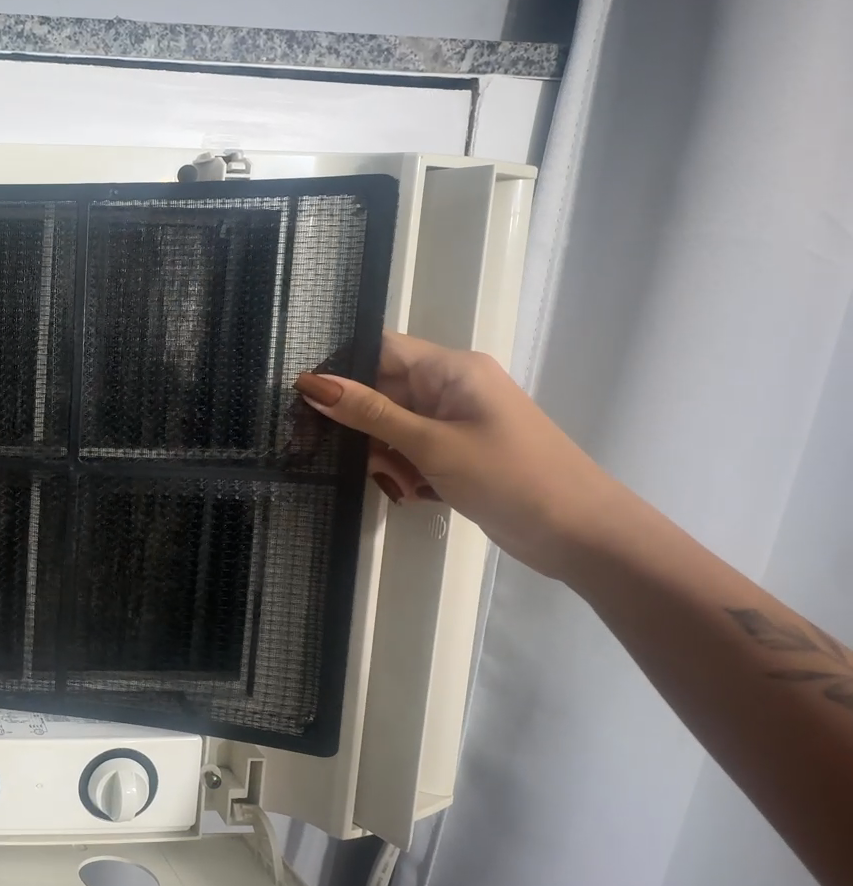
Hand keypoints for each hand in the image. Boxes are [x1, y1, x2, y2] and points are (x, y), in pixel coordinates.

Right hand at [294, 331, 620, 580]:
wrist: (585, 536)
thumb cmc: (510, 478)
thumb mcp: (430, 444)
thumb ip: (368, 413)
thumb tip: (311, 384)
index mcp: (451, 370)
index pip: (378, 348)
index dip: (339, 366)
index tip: (301, 396)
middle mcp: (451, 387)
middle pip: (379, 389)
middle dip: (358, 423)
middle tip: (336, 453)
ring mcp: (456, 421)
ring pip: (390, 424)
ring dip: (381, 453)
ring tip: (396, 483)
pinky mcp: (459, 451)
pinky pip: (409, 449)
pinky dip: (402, 469)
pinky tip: (412, 493)